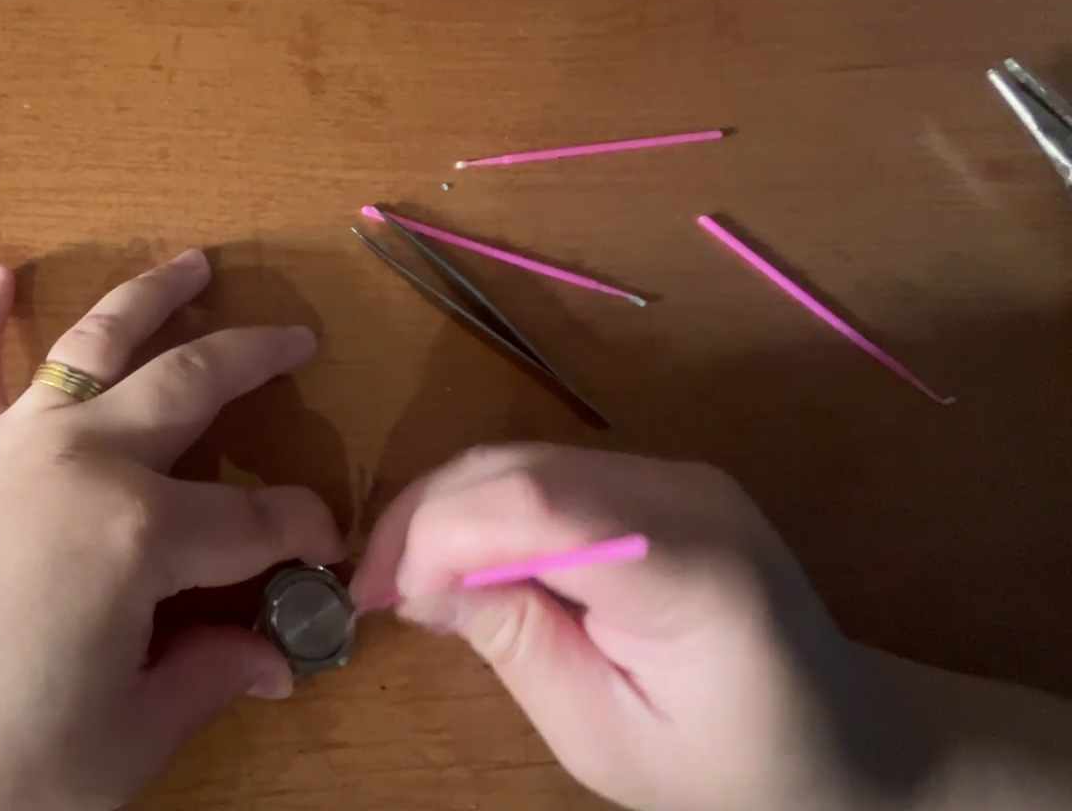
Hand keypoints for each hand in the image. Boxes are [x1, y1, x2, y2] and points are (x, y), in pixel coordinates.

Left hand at [0, 252, 343, 810]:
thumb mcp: (121, 742)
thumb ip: (205, 680)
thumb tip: (274, 660)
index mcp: (141, 532)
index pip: (253, 519)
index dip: (302, 530)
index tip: (326, 547)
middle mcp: (88, 458)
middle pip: (191, 382)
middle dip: (254, 356)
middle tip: (298, 338)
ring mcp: (19, 442)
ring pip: (95, 344)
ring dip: (149, 296)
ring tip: (191, 263)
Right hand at [351, 444, 918, 810]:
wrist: (856, 740)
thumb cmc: (736, 770)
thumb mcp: (604, 738)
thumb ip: (511, 643)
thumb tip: (417, 580)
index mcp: (691, 567)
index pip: (534, 504)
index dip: (440, 533)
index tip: (391, 597)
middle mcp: (677, 490)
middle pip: (508, 468)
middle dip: (421, 519)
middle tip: (373, 586)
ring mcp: (662, 469)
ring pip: (505, 459)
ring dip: (437, 510)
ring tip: (404, 575)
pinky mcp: (640, 471)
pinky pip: (527, 470)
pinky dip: (472, 506)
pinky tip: (455, 554)